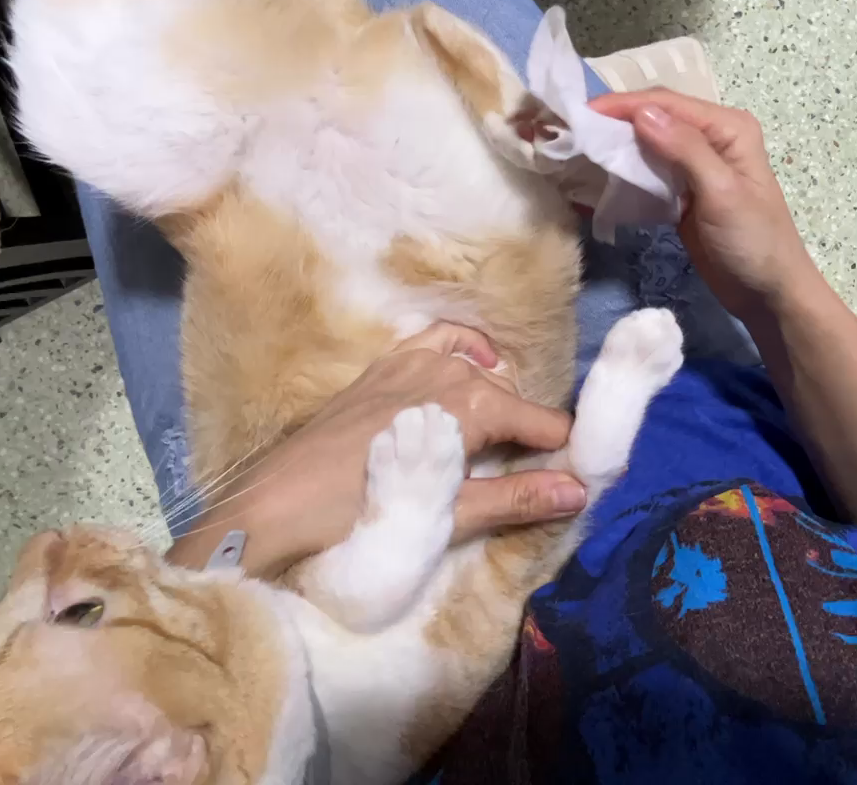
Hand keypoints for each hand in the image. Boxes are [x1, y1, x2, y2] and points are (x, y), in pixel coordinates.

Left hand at [165, 323, 585, 576]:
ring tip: (493, 439)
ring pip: (479, 371)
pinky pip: (439, 342)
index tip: (571, 474)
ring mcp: (414, 362)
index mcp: (472, 404)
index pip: (542, 422)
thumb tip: (580, 490)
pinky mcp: (385, 365)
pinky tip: (465, 371)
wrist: (276, 506)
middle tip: (526, 471)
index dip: (561, 449)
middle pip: (511, 397)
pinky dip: (462, 352)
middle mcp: (450, 370)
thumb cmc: (364, 513)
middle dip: (527, 431)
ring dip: (496, 399)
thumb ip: (517, 497)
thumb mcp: (448, 513)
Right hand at [591, 88, 823, 325]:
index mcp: (727, 128)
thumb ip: (685, 150)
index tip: (580, 114)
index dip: (622, 105)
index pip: (666, 104)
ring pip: (647, 145)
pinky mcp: (681, 192)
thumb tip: (641, 113)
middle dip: (613, 123)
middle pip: (653, 119)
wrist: (767, 294)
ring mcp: (694, 166)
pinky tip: (599, 178)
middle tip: (571, 132)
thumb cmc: (753, 242)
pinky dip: (624, 173)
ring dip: (615, 147)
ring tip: (577, 151)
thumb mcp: (722, 193)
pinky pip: (647, 172)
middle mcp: (710, 138)